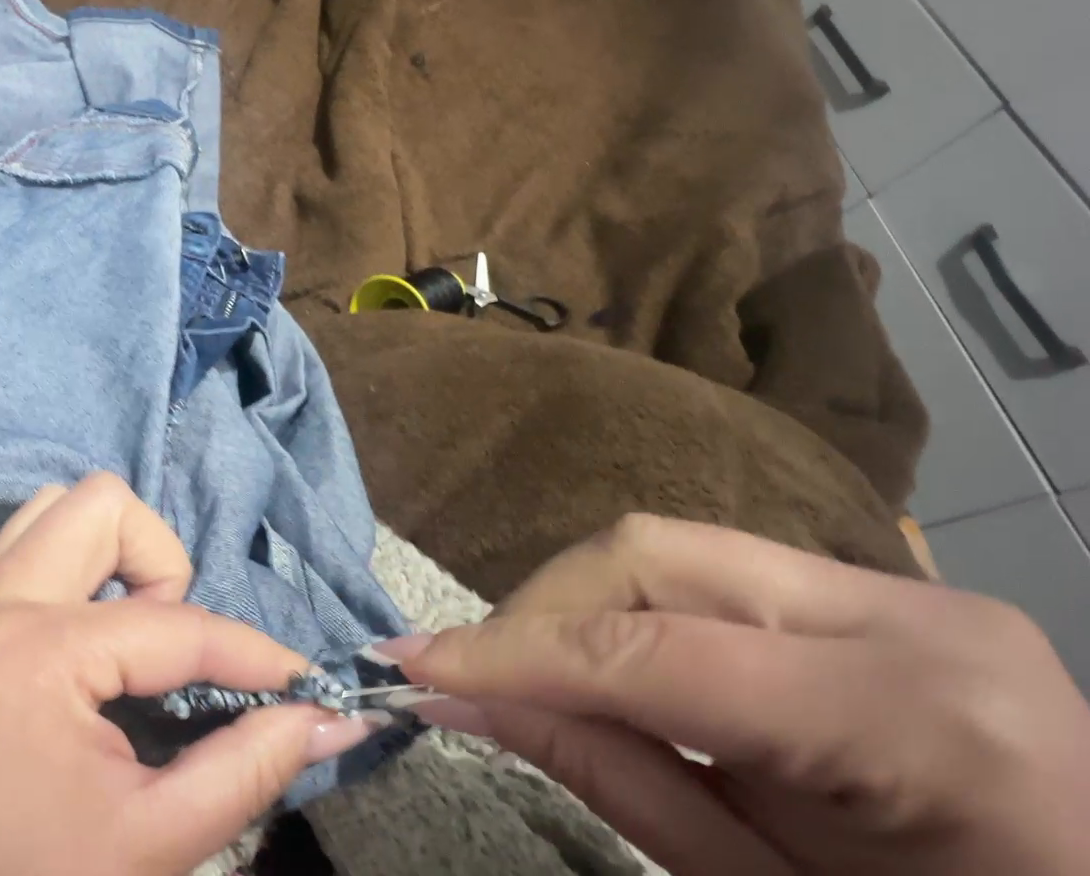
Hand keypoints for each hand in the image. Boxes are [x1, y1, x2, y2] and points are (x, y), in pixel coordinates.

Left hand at [0, 473, 375, 875]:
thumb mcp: (150, 843)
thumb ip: (246, 771)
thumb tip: (324, 721)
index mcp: (38, 652)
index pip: (177, 625)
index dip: (254, 654)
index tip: (303, 683)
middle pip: (102, 505)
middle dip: (163, 565)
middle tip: (173, 653)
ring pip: (55, 511)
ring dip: (114, 557)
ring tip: (131, 640)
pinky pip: (26, 549)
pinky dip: (75, 573)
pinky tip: (91, 646)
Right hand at [383, 514, 1089, 875]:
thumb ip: (608, 777)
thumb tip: (457, 702)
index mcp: (914, 726)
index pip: (654, 652)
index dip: (513, 652)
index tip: (410, 664)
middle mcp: (911, 620)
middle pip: (650, 552)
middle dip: (537, 608)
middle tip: (471, 676)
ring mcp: (903, 590)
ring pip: (670, 547)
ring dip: (574, 603)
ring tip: (531, 673)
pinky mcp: (880, 588)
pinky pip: (710, 574)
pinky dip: (629, 609)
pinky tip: (604, 663)